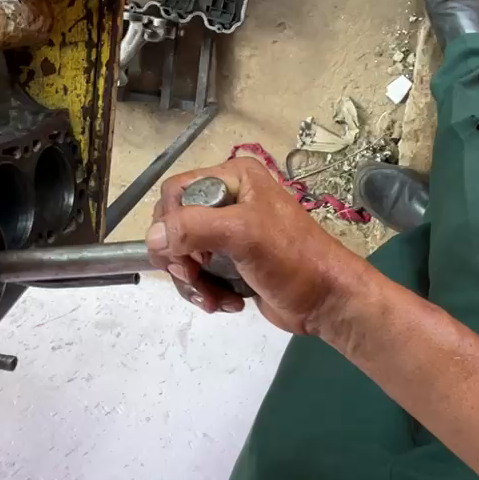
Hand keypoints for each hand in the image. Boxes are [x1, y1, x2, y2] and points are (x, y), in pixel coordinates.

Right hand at [145, 158, 376, 334]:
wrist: (327, 300)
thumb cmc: (292, 259)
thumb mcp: (243, 234)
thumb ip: (194, 228)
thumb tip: (151, 237)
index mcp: (234, 177)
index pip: (176, 191)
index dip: (171, 224)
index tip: (183, 253)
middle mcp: (229, 199)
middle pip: (174, 225)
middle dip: (181, 259)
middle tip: (195, 277)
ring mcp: (229, 232)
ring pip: (183, 254)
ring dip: (194, 282)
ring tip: (216, 299)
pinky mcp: (231, 261)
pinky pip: (199, 273)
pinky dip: (207, 292)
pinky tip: (228, 302)